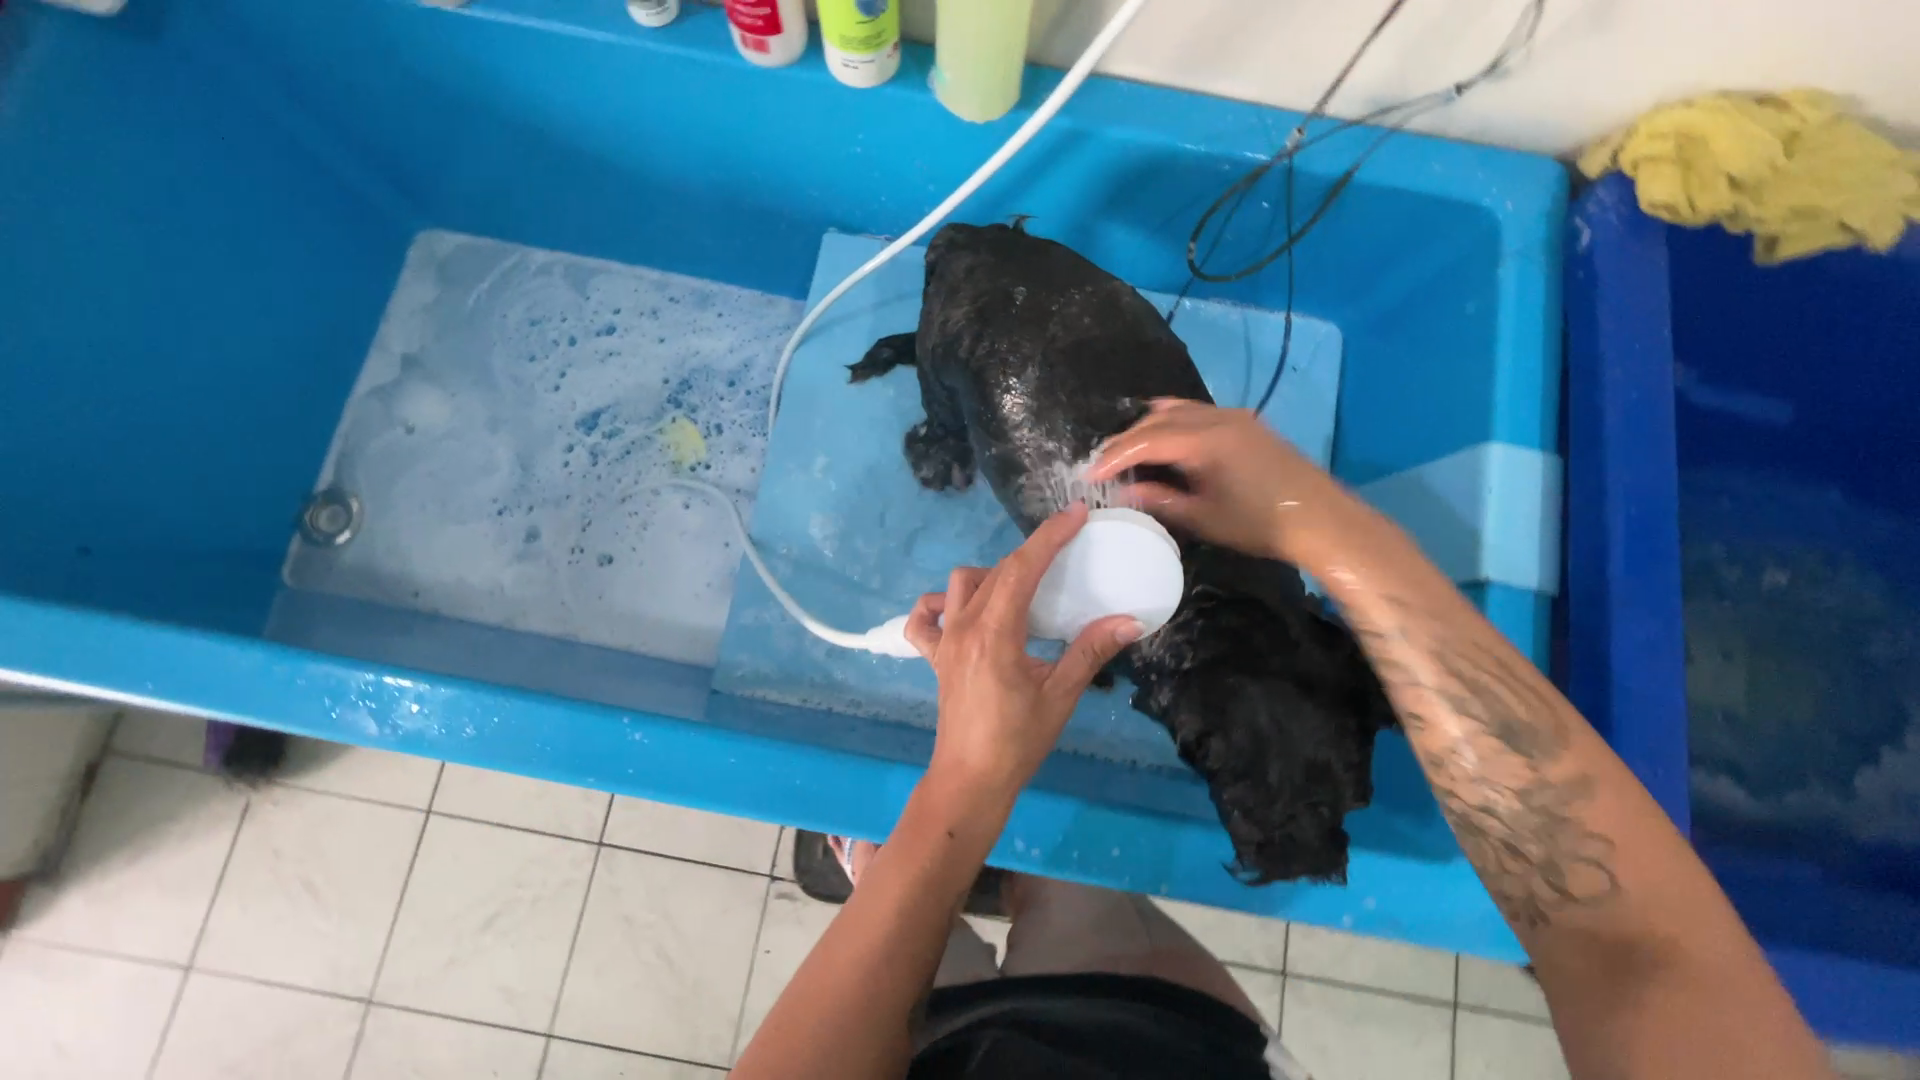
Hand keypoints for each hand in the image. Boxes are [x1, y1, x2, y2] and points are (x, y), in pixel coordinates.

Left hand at [904, 504, 1143, 802]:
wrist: (971, 780)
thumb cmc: (1017, 741)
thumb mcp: (1060, 696)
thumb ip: (1090, 652)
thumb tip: (1130, 621)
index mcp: (995, 634)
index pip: (1021, 569)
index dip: (1049, 537)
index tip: (1076, 515)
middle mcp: (964, 628)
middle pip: (996, 571)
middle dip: (1031, 554)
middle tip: (1065, 554)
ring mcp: (945, 641)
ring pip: (960, 585)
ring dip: (991, 576)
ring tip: (1021, 591)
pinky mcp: (935, 657)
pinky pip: (925, 618)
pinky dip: (940, 606)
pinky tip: (962, 613)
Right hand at [1090, 399, 1365, 565]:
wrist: (1321, 520)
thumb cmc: (1259, 524)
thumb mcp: (1203, 518)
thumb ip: (1160, 500)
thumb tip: (1122, 494)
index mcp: (1206, 440)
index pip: (1146, 440)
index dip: (1114, 457)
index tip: (1089, 475)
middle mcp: (1217, 417)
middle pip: (1158, 420)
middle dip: (1125, 441)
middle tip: (1100, 465)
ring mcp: (1233, 417)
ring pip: (1177, 410)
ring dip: (1146, 428)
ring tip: (1124, 452)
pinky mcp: (1244, 424)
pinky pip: (1196, 412)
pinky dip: (1170, 422)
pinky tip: (1160, 439)